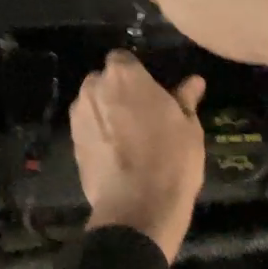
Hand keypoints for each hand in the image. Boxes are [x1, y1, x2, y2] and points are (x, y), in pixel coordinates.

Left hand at [70, 50, 207, 263]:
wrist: (137, 210)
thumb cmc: (170, 159)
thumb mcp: (188, 127)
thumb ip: (185, 99)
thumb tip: (195, 81)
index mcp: (124, 75)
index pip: (123, 58)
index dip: (136, 72)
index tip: (150, 90)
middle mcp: (94, 89)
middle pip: (104, 80)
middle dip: (117, 90)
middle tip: (141, 112)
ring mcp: (79, 117)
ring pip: (93, 104)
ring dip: (105, 111)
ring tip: (128, 135)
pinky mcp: (72, 144)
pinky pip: (87, 128)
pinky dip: (98, 134)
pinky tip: (116, 152)